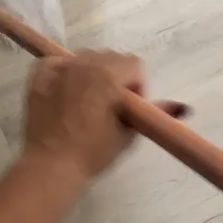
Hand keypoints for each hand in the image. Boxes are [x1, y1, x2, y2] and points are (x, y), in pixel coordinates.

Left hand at [20, 50, 186, 182]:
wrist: (50, 165)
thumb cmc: (93, 153)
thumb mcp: (127, 135)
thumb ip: (154, 114)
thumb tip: (183, 107)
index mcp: (109, 76)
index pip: (134, 64)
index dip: (136, 85)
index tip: (128, 108)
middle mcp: (85, 64)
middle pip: (110, 58)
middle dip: (115, 77)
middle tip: (109, 107)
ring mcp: (60, 66)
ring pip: (85, 57)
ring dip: (91, 72)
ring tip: (86, 102)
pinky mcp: (40, 74)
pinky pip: (58, 61)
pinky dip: (64, 71)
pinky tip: (64, 93)